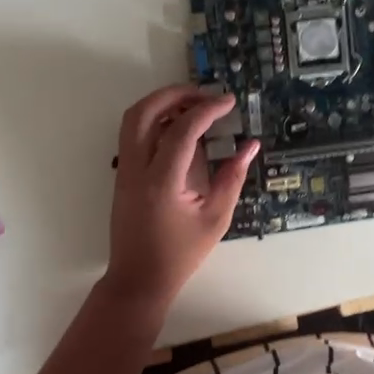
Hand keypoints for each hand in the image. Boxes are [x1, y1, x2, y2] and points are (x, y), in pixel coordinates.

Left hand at [104, 86, 258, 311]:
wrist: (139, 280)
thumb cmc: (180, 254)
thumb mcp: (215, 218)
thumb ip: (232, 177)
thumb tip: (250, 146)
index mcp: (162, 182)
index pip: (182, 129)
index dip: (207, 109)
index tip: (229, 101)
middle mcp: (136, 169)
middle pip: (145, 111)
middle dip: (176, 94)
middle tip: (205, 95)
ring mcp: (124, 170)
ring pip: (133, 118)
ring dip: (161, 103)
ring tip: (193, 107)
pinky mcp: (122, 174)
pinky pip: (133, 133)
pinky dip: (154, 120)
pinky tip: (179, 128)